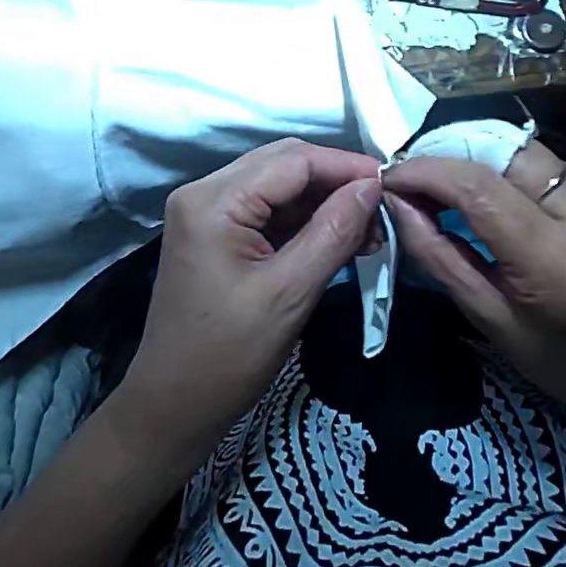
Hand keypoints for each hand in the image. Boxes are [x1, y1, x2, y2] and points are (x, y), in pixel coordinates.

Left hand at [117, 139, 383, 461]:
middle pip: (286, 164)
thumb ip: (334, 231)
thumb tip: (372, 186)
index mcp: (214, 201)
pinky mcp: (217, 231)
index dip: (345, 166)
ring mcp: (209, 211)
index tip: (390, 183)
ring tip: (370, 230)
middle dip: (337, 181)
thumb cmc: (229, 355)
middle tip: (382, 208)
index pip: (293, 161)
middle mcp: (206, 192)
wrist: (175, 406)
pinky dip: (307, 219)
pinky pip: (270, 209)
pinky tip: (341, 237)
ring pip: (281, 185)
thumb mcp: (290, 292)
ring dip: (325, 201)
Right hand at [382, 142, 565, 421]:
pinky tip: (492, 191)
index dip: (429, 173)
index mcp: (559, 266)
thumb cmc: (557, 358)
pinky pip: (546, 164)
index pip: (482, 190)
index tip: (392, 175)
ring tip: (445, 180)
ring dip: (479, 158)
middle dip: (451, 156)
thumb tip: (398, 202)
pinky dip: (508, 169)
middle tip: (416, 176)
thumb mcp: (487, 318)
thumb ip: (439, 255)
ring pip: (526, 152)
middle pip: (505, 156)